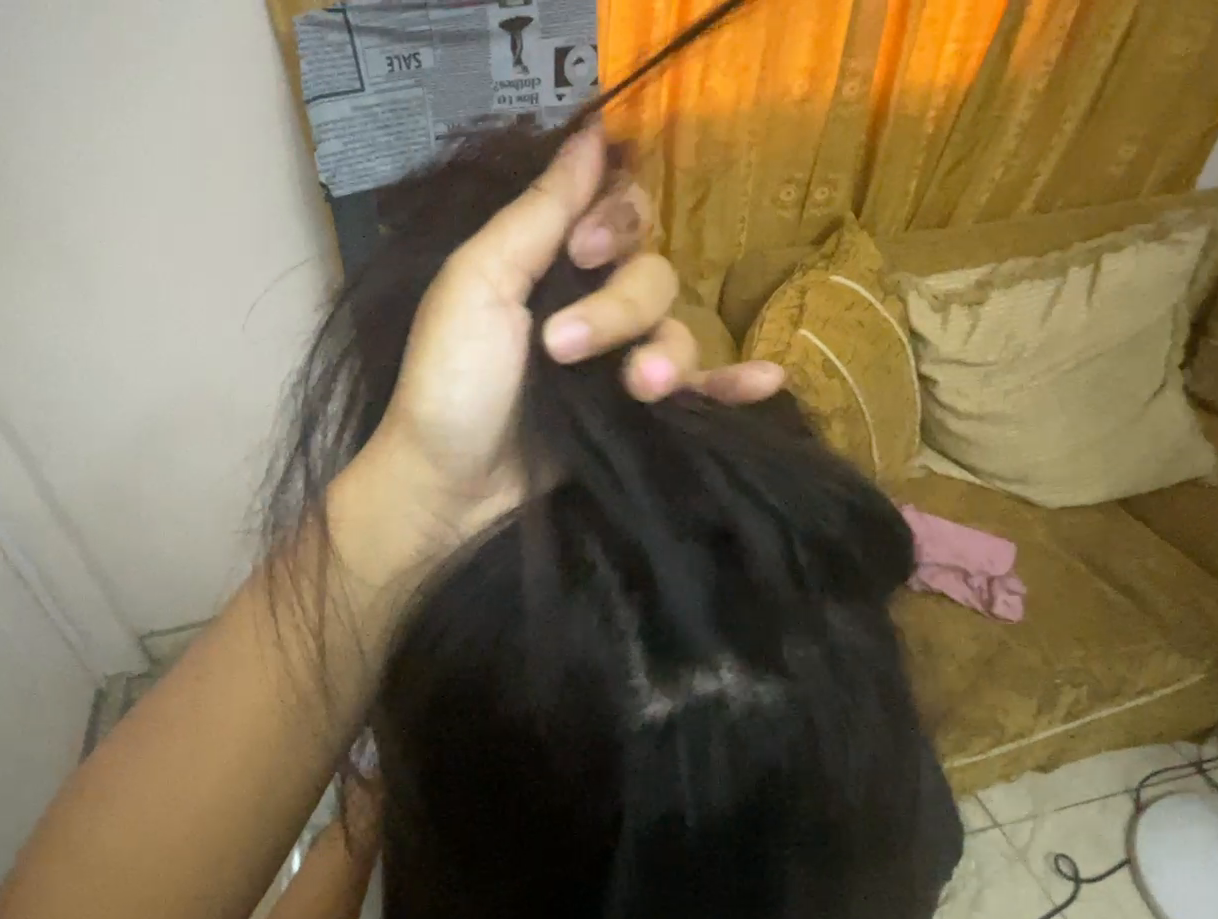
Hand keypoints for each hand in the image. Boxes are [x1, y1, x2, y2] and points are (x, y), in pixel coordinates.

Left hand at [356, 125, 784, 538]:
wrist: (451, 485)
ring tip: (640, 391)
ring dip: (667, 354)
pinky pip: (697, 389)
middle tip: (565, 349)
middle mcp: (590, 303)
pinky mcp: (633, 414)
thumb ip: (538, 213)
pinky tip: (766, 382)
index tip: (583, 254)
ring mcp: (615, 361)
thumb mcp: (478, 284)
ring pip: (676, 330)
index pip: (619, 213)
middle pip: (652, 275)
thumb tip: (592, 133)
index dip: (615, 224)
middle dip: (621, 309)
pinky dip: (731, 384)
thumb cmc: (451, 381)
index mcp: (551, 263)